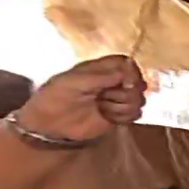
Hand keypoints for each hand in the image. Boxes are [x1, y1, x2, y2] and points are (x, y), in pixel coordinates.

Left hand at [13, 56, 146, 145]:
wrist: (49, 125)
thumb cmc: (55, 99)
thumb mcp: (72, 82)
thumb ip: (101, 76)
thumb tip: (128, 74)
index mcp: (99, 70)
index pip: (126, 63)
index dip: (131, 71)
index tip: (126, 82)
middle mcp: (112, 83)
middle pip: (138, 83)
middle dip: (127, 92)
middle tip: (106, 96)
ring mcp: (118, 100)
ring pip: (139, 100)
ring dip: (121, 106)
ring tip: (101, 108)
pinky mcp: (121, 115)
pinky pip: (136, 114)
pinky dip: (123, 117)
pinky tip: (108, 117)